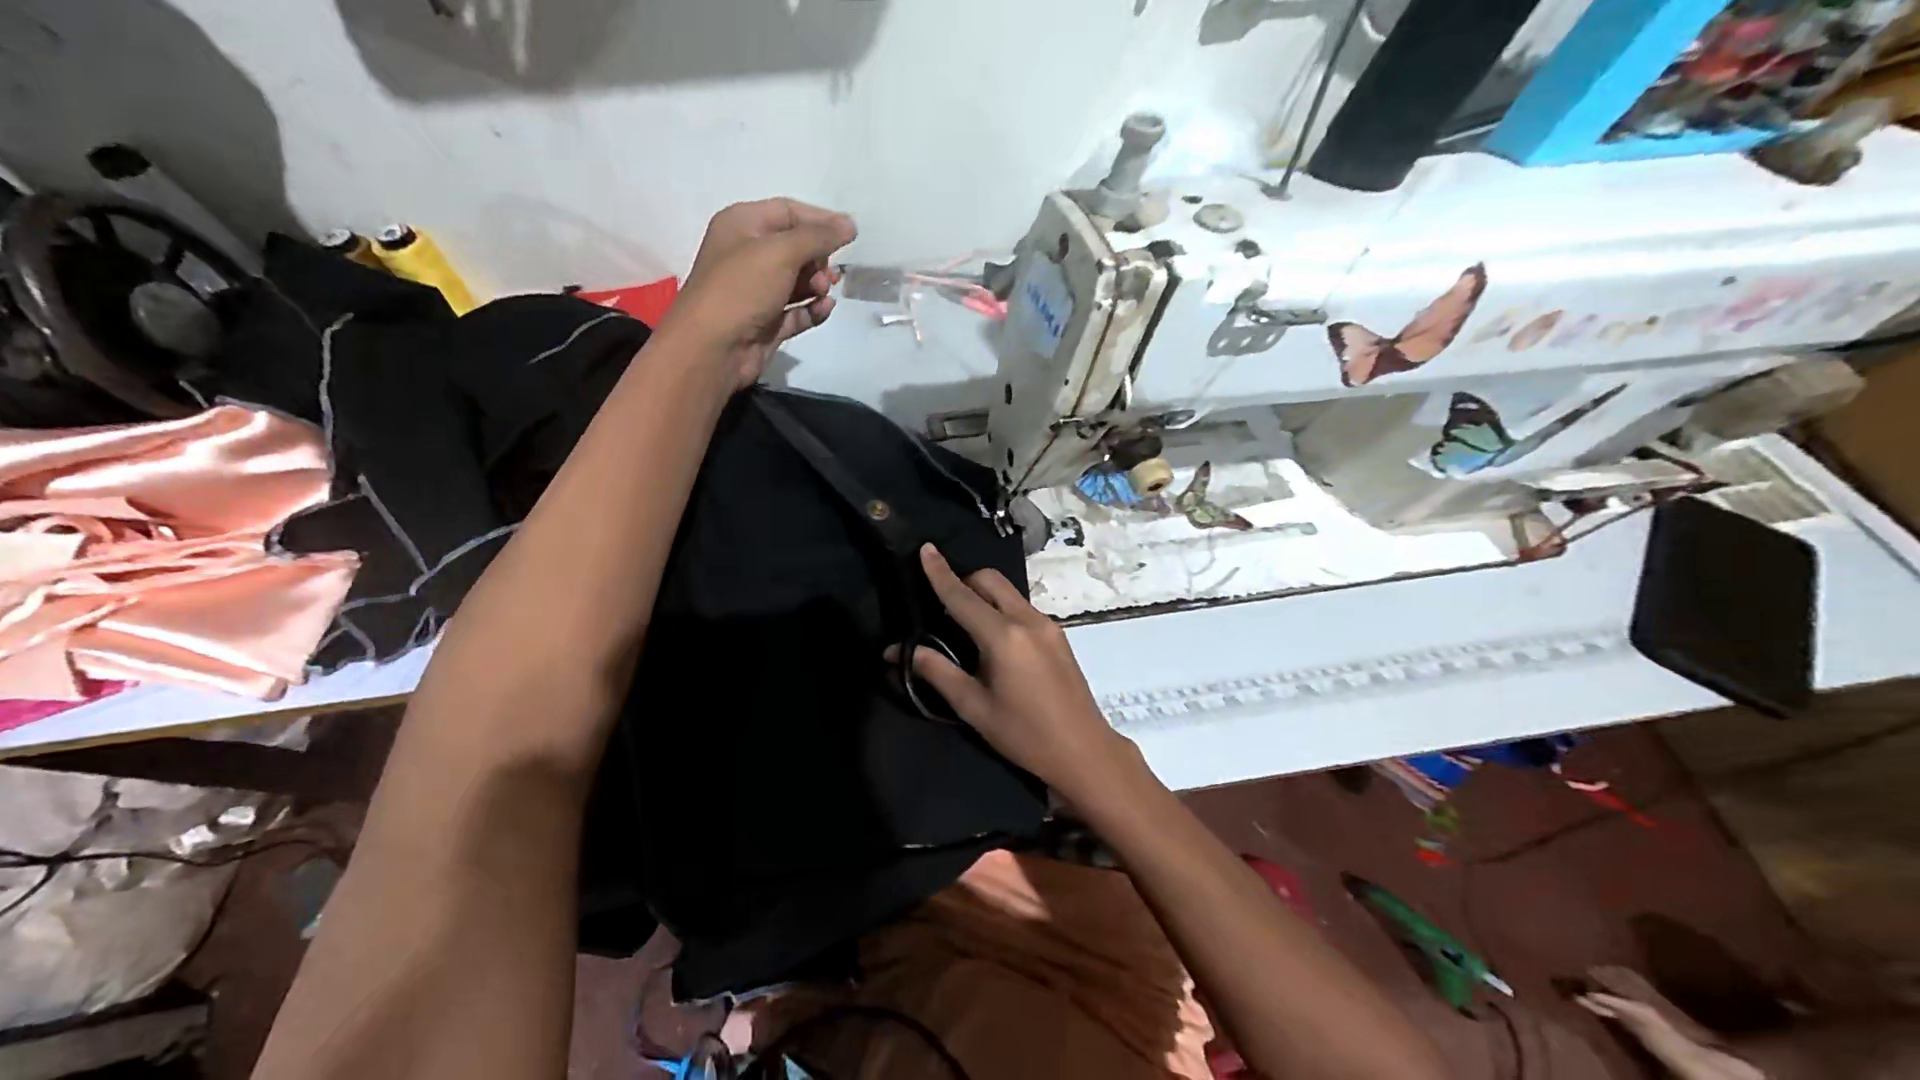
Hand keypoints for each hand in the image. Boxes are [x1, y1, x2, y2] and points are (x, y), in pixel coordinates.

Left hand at [657, 198, 857, 390]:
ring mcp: (757, 291)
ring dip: (817, 285)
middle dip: (819, 258)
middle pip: (795, 247)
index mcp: (742, 225)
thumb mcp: (781, 252)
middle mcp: (748, 254)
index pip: (788, 212)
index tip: (850, 234)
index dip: (820, 220)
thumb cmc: (741, 288)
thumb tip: (849, 225)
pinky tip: (823, 309)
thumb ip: (819, 236)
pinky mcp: (766, 322)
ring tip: (823, 293)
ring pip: (798, 281)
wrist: (713, 348)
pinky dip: (812, 309)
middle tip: (830, 273)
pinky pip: (797, 311)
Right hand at [901, 544, 1140, 800]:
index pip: (962, 596)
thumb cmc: (1024, 734)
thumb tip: (898, 651)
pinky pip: (1022, 608)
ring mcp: (1047, 625)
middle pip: (990, 580)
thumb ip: (936, 672)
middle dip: (964, 581)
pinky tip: (994, 641)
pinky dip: (1001, 610)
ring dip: (983, 596)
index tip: (925, 549)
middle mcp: (1027, 620)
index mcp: (1003, 637)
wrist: (1084, 750)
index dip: (939, 572)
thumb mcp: (974, 707)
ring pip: (1008, 592)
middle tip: (943, 608)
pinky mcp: (1058, 635)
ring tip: (966, 627)